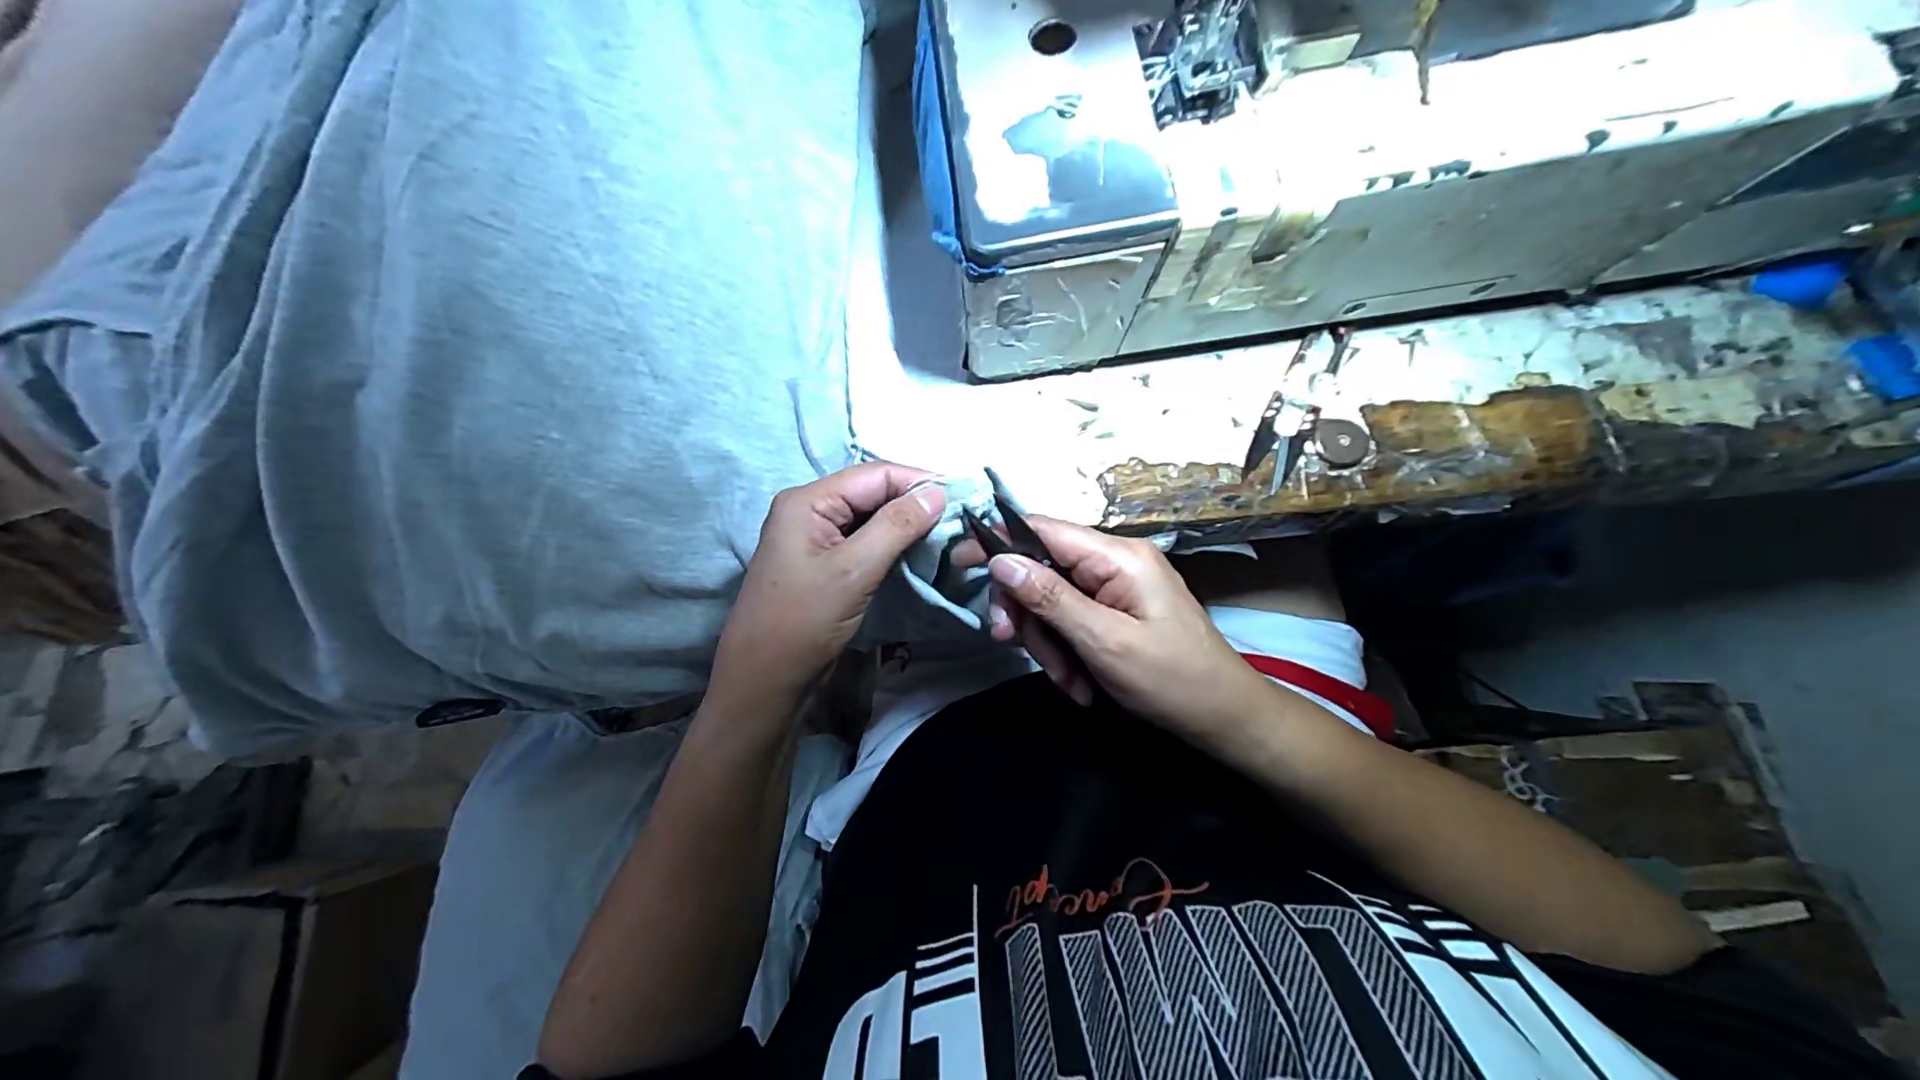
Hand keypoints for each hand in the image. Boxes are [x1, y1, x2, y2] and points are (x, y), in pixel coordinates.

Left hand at [713, 463, 945, 704]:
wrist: (766, 681)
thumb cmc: (804, 621)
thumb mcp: (854, 569)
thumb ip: (897, 526)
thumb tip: (938, 493)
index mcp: (807, 501)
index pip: (874, 475)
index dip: (919, 480)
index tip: (962, 495)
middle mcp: (809, 511)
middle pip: (872, 492)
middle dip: (914, 501)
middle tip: (959, 516)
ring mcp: (815, 538)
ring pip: (870, 517)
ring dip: (906, 523)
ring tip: (947, 532)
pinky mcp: (824, 564)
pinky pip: (864, 541)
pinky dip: (892, 543)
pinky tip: (919, 551)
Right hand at [960, 518, 1272, 737]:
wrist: (1224, 718)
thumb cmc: (1171, 679)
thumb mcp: (1104, 641)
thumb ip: (1050, 598)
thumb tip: (1000, 559)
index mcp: (1118, 556)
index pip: (1044, 529)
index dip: (999, 541)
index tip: (961, 563)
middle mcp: (1115, 562)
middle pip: (1043, 571)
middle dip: (1029, 614)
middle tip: (1015, 645)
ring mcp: (1117, 587)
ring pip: (1053, 603)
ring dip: (1050, 644)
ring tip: (1071, 681)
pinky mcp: (1117, 611)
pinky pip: (1073, 622)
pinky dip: (1068, 653)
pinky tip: (1083, 683)